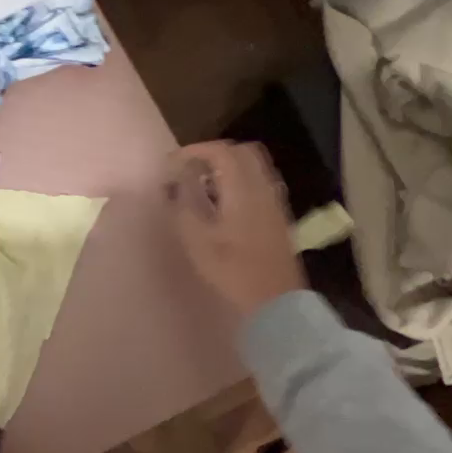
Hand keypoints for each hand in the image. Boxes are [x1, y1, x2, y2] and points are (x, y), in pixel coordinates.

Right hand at [164, 141, 307, 316]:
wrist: (276, 302)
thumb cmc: (233, 272)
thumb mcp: (198, 241)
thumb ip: (184, 204)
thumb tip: (175, 179)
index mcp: (244, 191)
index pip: (222, 152)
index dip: (195, 150)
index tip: (173, 163)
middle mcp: (264, 188)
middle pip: (243, 152)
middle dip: (214, 153)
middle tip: (190, 169)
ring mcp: (275, 202)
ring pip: (254, 167)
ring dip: (228, 167)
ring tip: (203, 186)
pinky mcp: (278, 217)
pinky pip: (259, 183)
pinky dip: (239, 181)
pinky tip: (223, 204)